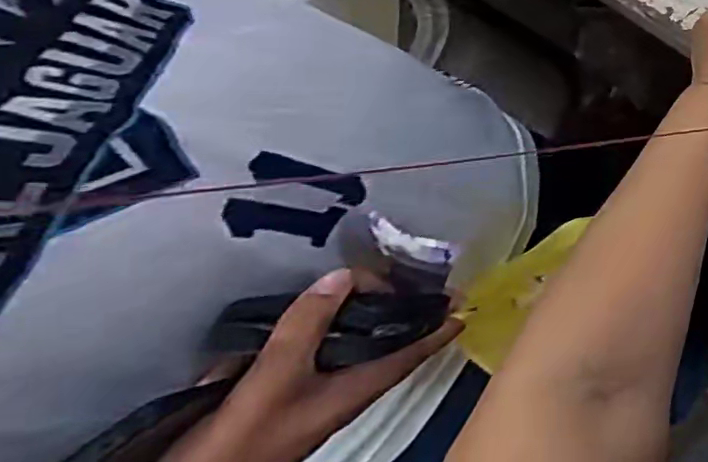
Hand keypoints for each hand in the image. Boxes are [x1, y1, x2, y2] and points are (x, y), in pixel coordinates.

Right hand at [163, 270, 460, 461]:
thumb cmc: (242, 440)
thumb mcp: (274, 380)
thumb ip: (307, 327)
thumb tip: (344, 276)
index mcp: (362, 386)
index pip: (420, 347)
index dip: (444, 321)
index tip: (466, 292)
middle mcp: (349, 387)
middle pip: (387, 337)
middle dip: (395, 303)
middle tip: (396, 268)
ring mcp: (317, 393)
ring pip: (352, 343)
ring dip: (355, 313)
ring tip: (357, 278)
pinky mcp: (283, 397)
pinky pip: (313, 354)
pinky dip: (317, 330)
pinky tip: (310, 308)